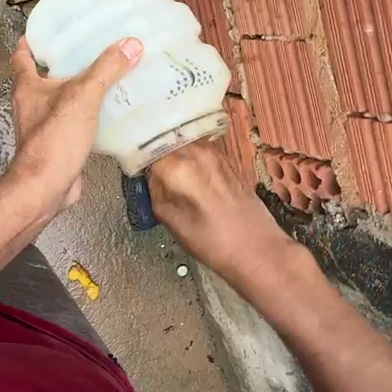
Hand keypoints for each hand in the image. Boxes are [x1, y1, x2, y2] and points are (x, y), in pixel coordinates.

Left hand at [4, 36, 141, 217]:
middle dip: (63, 62)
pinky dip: (89, 112)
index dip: (31, 40)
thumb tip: (130, 44)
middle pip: (44, 75)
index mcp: (28, 86)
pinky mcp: (59, 141)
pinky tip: (111, 108)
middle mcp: (32, 103)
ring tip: (107, 74)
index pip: (22, 55)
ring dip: (79, 88)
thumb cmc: (54, 138)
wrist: (46, 186)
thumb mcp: (83, 96)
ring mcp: (43, 124)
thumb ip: (106, 70)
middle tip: (89, 47)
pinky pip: (74, 120)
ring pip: (61, 98)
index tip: (46, 28)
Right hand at [146, 139, 295, 272]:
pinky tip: (186, 173)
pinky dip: (188, 155)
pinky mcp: (228, 160)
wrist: (259, 251)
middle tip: (145, 167)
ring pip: (182, 141)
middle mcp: (198, 154)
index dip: (136, 157)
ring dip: (170, 150)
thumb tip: (151, 177)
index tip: (131, 166)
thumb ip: (155, 192)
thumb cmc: (216, 243)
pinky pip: (199, 148)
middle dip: (152, 151)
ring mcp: (216, 154)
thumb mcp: (172, 222)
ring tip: (164, 169)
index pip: (146, 149)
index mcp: (179, 168)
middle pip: (164, 140)